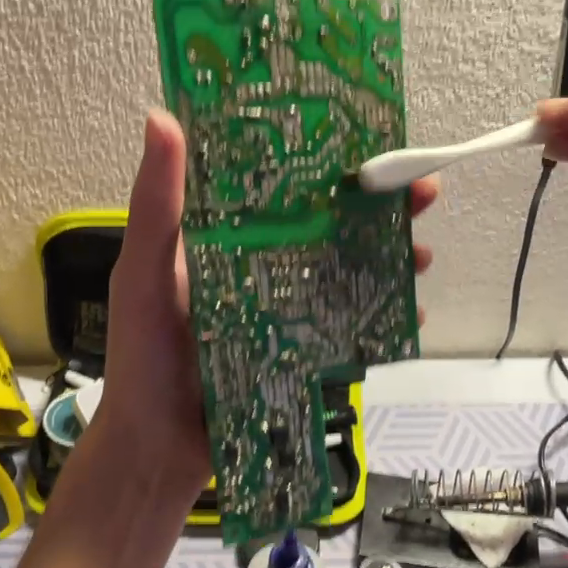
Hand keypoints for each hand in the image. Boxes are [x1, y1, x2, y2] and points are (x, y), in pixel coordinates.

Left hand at [97, 110, 438, 488]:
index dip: (323, 160)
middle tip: (423, 194)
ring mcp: (281, 314)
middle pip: (325, 226)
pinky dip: (380, 319)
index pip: (278, 186)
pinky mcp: (298, 355)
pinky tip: (412, 316)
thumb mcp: (143, 276)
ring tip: (424, 256)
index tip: (368, 140)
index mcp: (220, 241)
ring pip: (344, 275)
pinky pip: (346, 329)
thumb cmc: (143, 360)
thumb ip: (156, 207)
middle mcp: (256, 270)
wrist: (158, 451)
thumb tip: (162, 116)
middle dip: (376, 208)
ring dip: (388, 260)